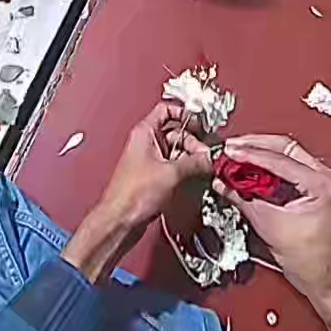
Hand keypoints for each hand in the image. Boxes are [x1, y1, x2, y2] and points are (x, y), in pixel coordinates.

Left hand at [63, 103, 211, 280]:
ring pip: (177, 149)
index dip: (185, 113)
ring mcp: (150, 159)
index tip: (200, 123)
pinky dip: (185, 167)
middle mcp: (147, 142)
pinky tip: (194, 175)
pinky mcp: (154, 175)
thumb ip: (195, 162)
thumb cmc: (132, 194)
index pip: (167, 109)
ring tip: (202, 166)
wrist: (120, 221)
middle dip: (193, 141)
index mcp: (145, 132)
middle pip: (176, 131)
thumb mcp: (171, 172)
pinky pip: (174, 164)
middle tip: (206, 153)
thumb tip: (210, 157)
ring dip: (191, 156)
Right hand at [217, 134, 330, 330]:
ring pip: (285, 154)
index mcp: (321, 183)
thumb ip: (245, 200)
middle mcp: (324, 175)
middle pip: (283, 146)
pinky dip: (267, 166)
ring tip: (237, 156)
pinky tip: (251, 170)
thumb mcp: (271, 228)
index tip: (230, 152)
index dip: (250, 154)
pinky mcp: (312, 188)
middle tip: (231, 147)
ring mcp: (320, 180)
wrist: (329, 284)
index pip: (279, 158)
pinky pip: (287, 167)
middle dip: (254, 145)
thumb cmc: (314, 263)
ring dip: (260, 153)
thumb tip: (225, 183)